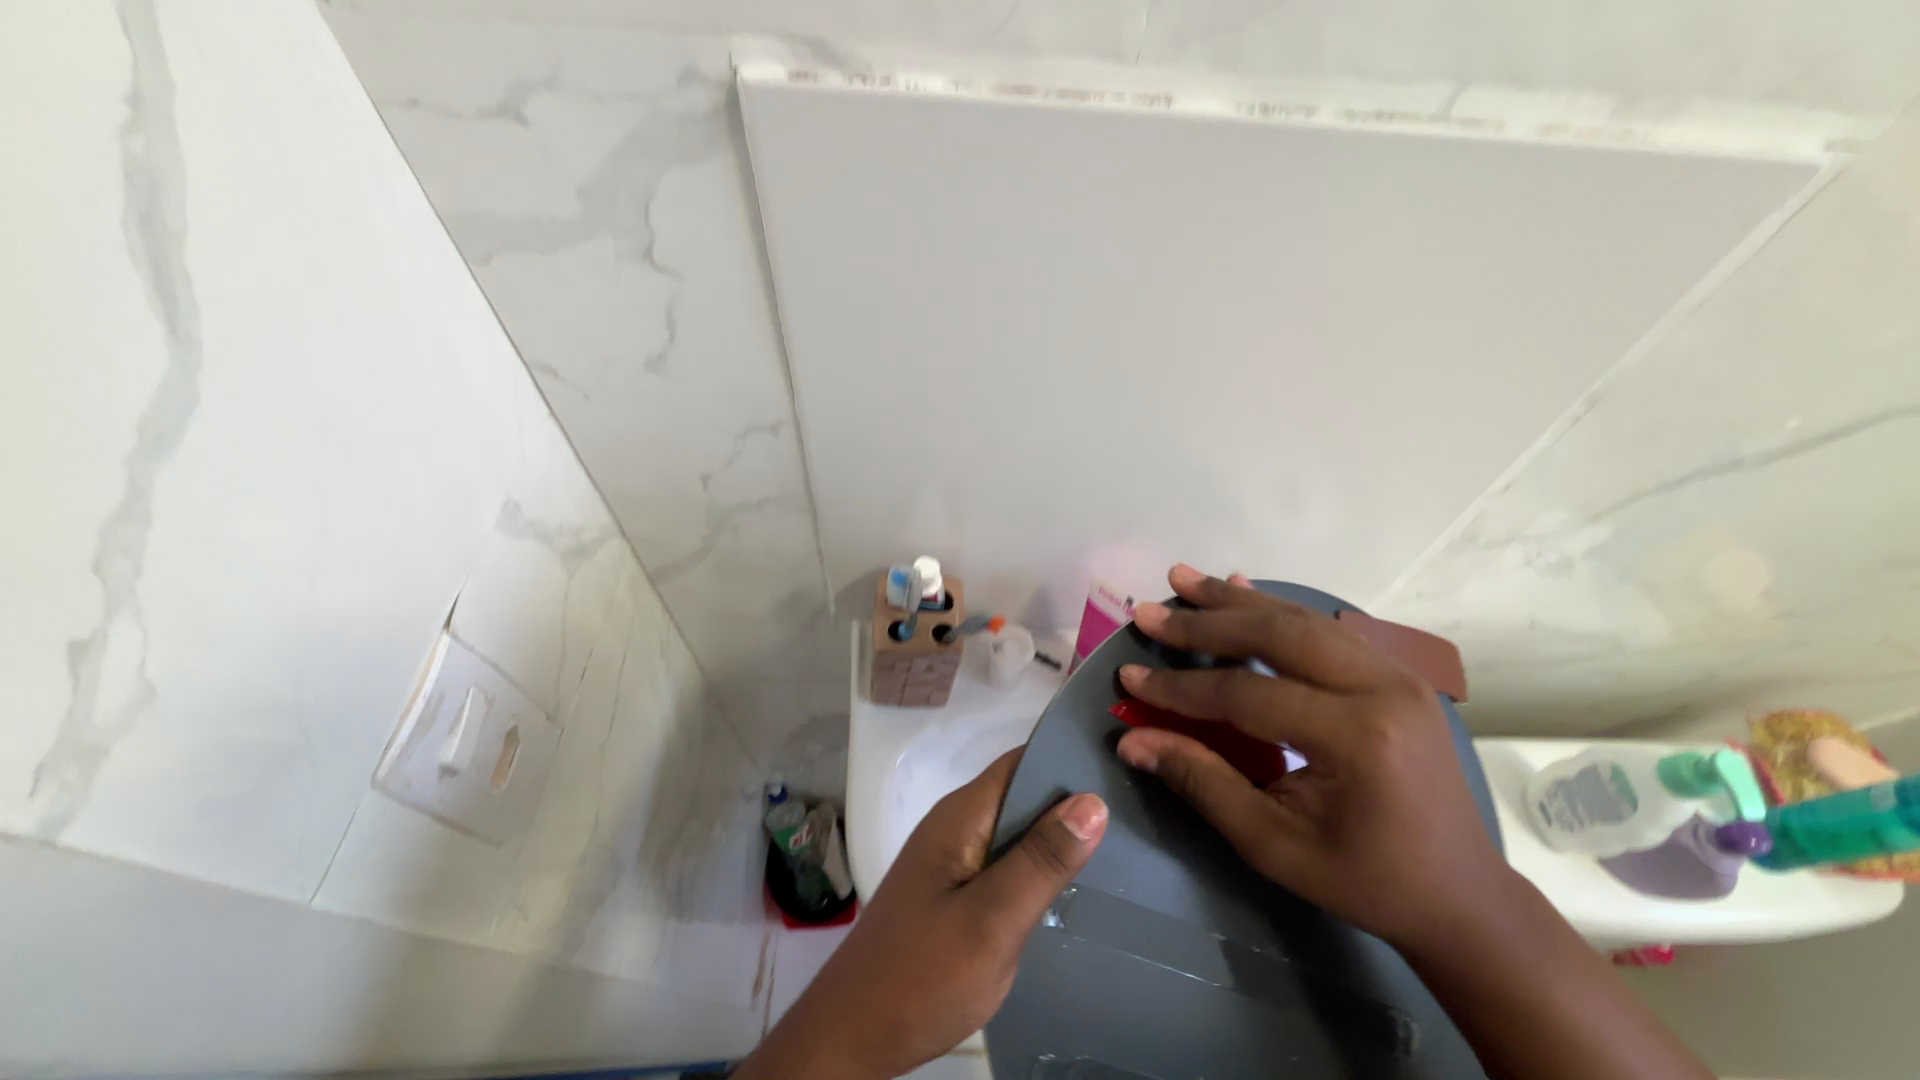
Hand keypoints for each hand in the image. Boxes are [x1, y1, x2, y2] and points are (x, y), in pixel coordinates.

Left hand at [734, 750, 1108, 1079]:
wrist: (854, 1034)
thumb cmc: (922, 975)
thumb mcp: (992, 920)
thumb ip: (1041, 861)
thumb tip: (1093, 800)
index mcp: (962, 817)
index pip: (1023, 762)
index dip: (1069, 759)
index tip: (1124, 769)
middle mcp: (956, 826)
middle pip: (1022, 793)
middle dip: (1073, 801)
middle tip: (1136, 812)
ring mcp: (953, 860)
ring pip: (1016, 831)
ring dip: (1058, 837)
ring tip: (1122, 845)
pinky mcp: (955, 891)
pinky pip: (1005, 863)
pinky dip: (1038, 867)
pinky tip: (1074, 885)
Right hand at [1113, 565, 1512, 950]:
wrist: (1460, 895)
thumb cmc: (1364, 880)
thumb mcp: (1274, 844)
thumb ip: (1202, 782)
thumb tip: (1132, 741)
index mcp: (1356, 738)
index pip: (1248, 694)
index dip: (1181, 688)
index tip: (1128, 679)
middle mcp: (1382, 689)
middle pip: (1278, 635)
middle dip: (1204, 622)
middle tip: (1148, 612)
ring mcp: (1399, 676)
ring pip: (1304, 620)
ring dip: (1237, 601)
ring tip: (1183, 579)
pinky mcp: (1399, 676)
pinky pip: (1328, 631)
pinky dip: (1278, 611)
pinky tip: (1243, 591)